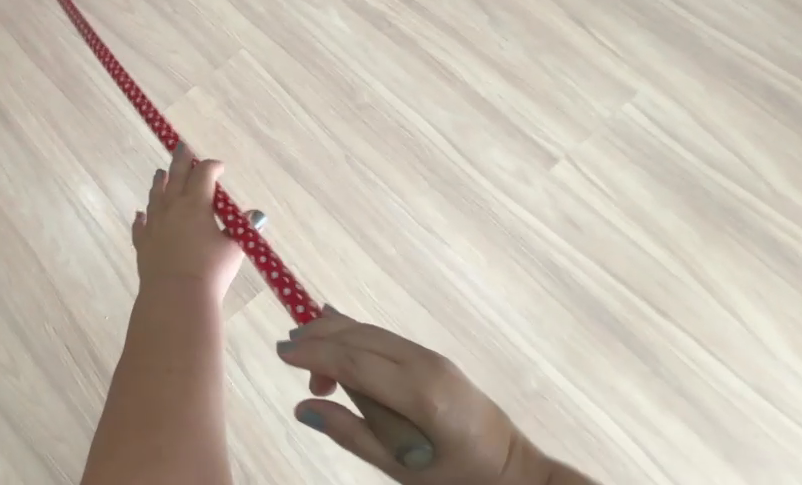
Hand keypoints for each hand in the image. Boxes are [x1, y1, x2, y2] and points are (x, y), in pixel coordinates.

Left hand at [131, 145, 244, 300]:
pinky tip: (140, 214)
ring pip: (155, 195)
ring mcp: (154, 223)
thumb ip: (242, 230)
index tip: (219, 165)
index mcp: (195, 204)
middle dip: (181, 160)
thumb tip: (255, 216)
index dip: (211, 166)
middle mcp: (171, 207)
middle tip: (182, 146)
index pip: (203, 175)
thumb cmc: (210, 270)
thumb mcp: (233, 249)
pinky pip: (141, 224)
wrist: (175, 294)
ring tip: (161, 173)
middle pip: (175, 176)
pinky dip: (142, 217)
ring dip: (160, 182)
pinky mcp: (142, 241)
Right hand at [276, 310, 553, 484]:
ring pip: (368, 331)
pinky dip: (353, 340)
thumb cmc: (461, 482)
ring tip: (308, 358)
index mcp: (420, 394)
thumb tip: (302, 408)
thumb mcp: (404, 472)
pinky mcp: (433, 359)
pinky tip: (337, 346)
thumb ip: (353, 435)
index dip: (313, 352)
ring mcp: (432, 357)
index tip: (281, 353)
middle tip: (288, 354)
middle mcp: (426, 364)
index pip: (352, 359)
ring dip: (333, 337)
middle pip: (357, 335)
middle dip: (318, 338)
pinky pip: (382, 338)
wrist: (520, 478)